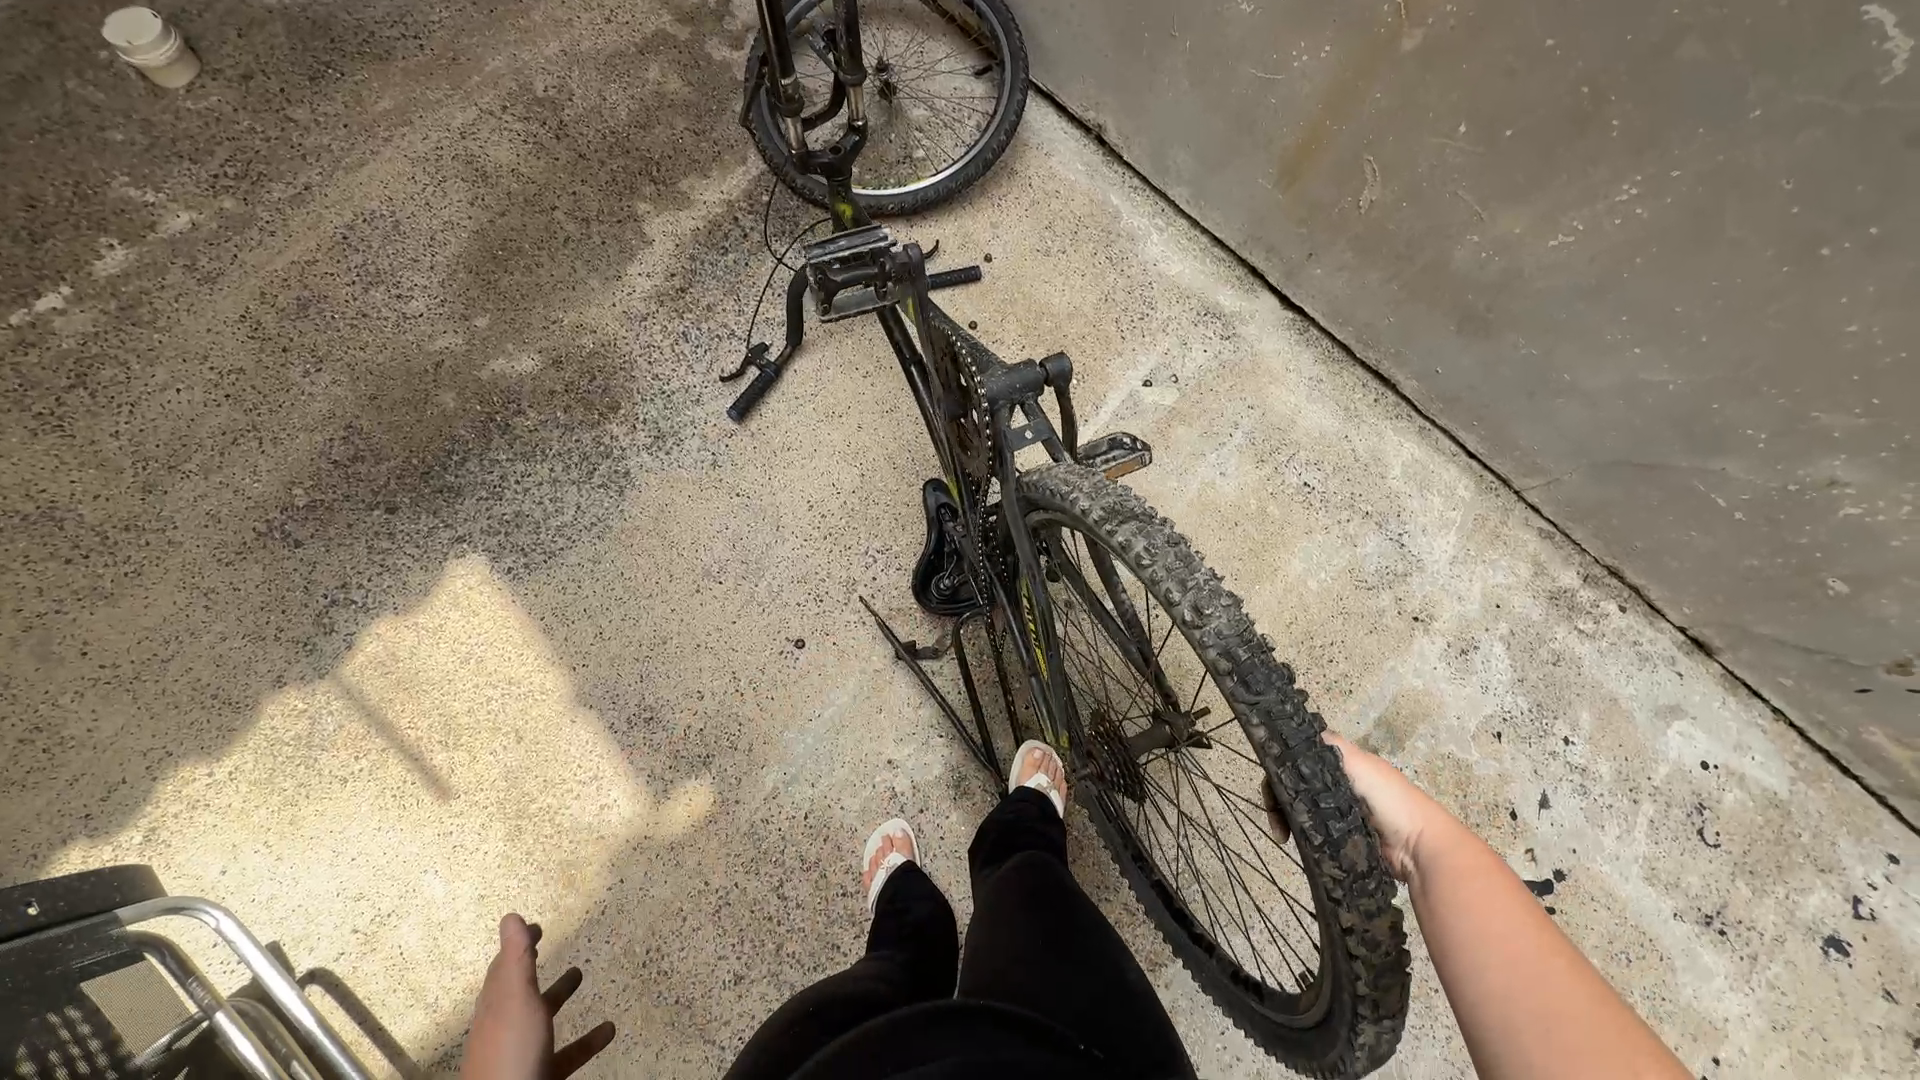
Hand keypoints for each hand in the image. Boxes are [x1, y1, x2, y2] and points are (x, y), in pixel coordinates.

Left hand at [461, 914, 615, 1079]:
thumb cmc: (512, 1051)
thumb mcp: (516, 999)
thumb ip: (517, 959)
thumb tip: (511, 916)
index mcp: (498, 1004)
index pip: (505, 966)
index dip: (518, 944)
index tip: (535, 925)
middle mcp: (506, 1026)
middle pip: (519, 990)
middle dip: (533, 965)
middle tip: (548, 941)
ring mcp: (523, 1052)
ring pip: (542, 1018)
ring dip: (559, 995)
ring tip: (580, 974)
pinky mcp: (542, 1074)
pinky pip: (568, 1052)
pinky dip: (587, 1039)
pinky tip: (608, 1030)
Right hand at [1262, 732, 1449, 882]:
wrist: (1417, 846)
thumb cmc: (1388, 798)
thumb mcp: (1358, 762)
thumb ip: (1329, 745)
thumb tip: (1296, 733)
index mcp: (1341, 764)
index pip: (1299, 758)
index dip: (1281, 766)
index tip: (1271, 784)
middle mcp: (1336, 784)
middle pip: (1294, 784)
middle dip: (1278, 799)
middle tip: (1274, 819)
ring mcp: (1336, 811)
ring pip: (1298, 808)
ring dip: (1286, 819)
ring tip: (1282, 836)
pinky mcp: (1338, 836)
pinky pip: (1310, 831)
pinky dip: (1299, 835)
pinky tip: (1293, 841)